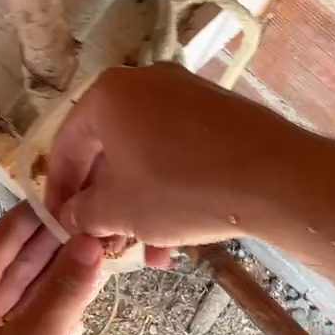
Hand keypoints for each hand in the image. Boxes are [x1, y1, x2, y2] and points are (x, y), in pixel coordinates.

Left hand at [0, 203, 104, 334]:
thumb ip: (62, 294)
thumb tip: (92, 242)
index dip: (31, 218)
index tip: (70, 192)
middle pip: (12, 268)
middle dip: (52, 244)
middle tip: (98, 215)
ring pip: (28, 296)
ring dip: (60, 274)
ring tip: (102, 242)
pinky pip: (38, 325)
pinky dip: (62, 306)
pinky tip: (90, 287)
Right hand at [43, 64, 319, 261]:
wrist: (277, 176)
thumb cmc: (181, 188)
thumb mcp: (119, 210)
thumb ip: (83, 213)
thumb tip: (71, 216)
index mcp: (108, 95)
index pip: (66, 145)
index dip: (58, 191)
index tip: (59, 224)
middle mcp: (144, 83)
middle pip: (108, 150)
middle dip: (106, 203)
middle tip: (106, 240)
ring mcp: (185, 93)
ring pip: (145, 155)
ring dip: (140, 205)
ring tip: (150, 251)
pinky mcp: (217, 110)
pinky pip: (177, 150)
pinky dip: (169, 188)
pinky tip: (179, 232)